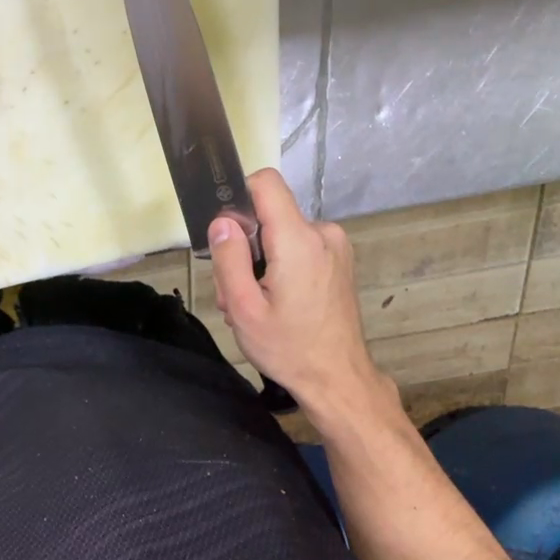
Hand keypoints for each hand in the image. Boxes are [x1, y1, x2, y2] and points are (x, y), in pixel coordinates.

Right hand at [208, 169, 382, 408]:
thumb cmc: (287, 347)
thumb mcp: (244, 308)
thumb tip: (221, 222)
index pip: (266, 184)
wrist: (335, 375)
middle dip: (244, 250)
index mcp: (298, 241)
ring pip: (281, 237)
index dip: (238, 200)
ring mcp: (335, 245)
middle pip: (269, 218)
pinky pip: (298, 250)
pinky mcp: (339, 259)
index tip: (224, 236)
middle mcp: (322, 233)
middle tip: (236, 295)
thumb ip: (229, 260)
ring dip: (259, 266)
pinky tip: (274, 304)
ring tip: (255, 307)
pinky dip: (279, 270)